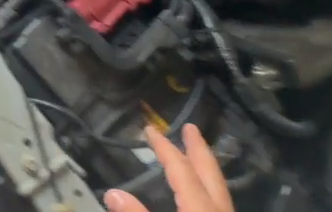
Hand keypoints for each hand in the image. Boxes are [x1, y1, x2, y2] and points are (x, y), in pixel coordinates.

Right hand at [105, 125, 232, 211]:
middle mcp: (219, 210)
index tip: (150, 129)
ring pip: (219, 188)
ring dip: (206, 167)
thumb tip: (111, 193)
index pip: (182, 170)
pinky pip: (220, 200)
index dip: (165, 148)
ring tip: (197, 152)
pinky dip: (210, 186)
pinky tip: (204, 191)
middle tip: (191, 127)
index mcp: (201, 207)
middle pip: (210, 174)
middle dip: (199, 149)